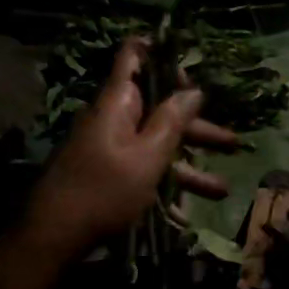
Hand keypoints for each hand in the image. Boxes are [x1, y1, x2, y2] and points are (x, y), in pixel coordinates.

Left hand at [26, 38, 235, 254]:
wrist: (54, 236)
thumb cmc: (103, 192)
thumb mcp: (146, 157)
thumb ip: (171, 122)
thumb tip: (192, 90)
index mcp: (118, 103)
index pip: (134, 57)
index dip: (162, 53)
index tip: (194, 65)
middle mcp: (112, 120)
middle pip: (159, 111)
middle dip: (197, 128)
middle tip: (234, 143)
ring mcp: (108, 149)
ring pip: (155, 147)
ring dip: (188, 168)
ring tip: (222, 191)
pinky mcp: (106, 175)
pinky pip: (141, 171)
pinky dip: (163, 188)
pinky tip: (185, 217)